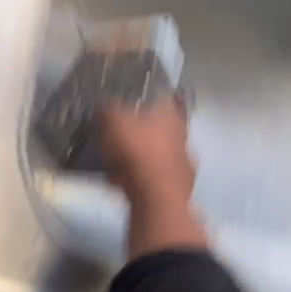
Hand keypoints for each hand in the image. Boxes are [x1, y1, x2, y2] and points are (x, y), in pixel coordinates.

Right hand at [98, 99, 207, 256]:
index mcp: (170, 114)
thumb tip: (105, 107)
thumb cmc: (135, 149)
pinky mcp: (180, 184)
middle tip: (120, 128)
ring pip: (160, 150)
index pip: (165, 97)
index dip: (150, 96)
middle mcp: (183, 134)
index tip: (135, 98)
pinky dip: (143, 173)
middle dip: (143, 127)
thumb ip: (107, 110)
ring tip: (119, 155)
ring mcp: (185, 160)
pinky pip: (157, 173)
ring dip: (144, 152)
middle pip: (162, 125)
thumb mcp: (111, 120)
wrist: (156, 196)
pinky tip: (125, 177)